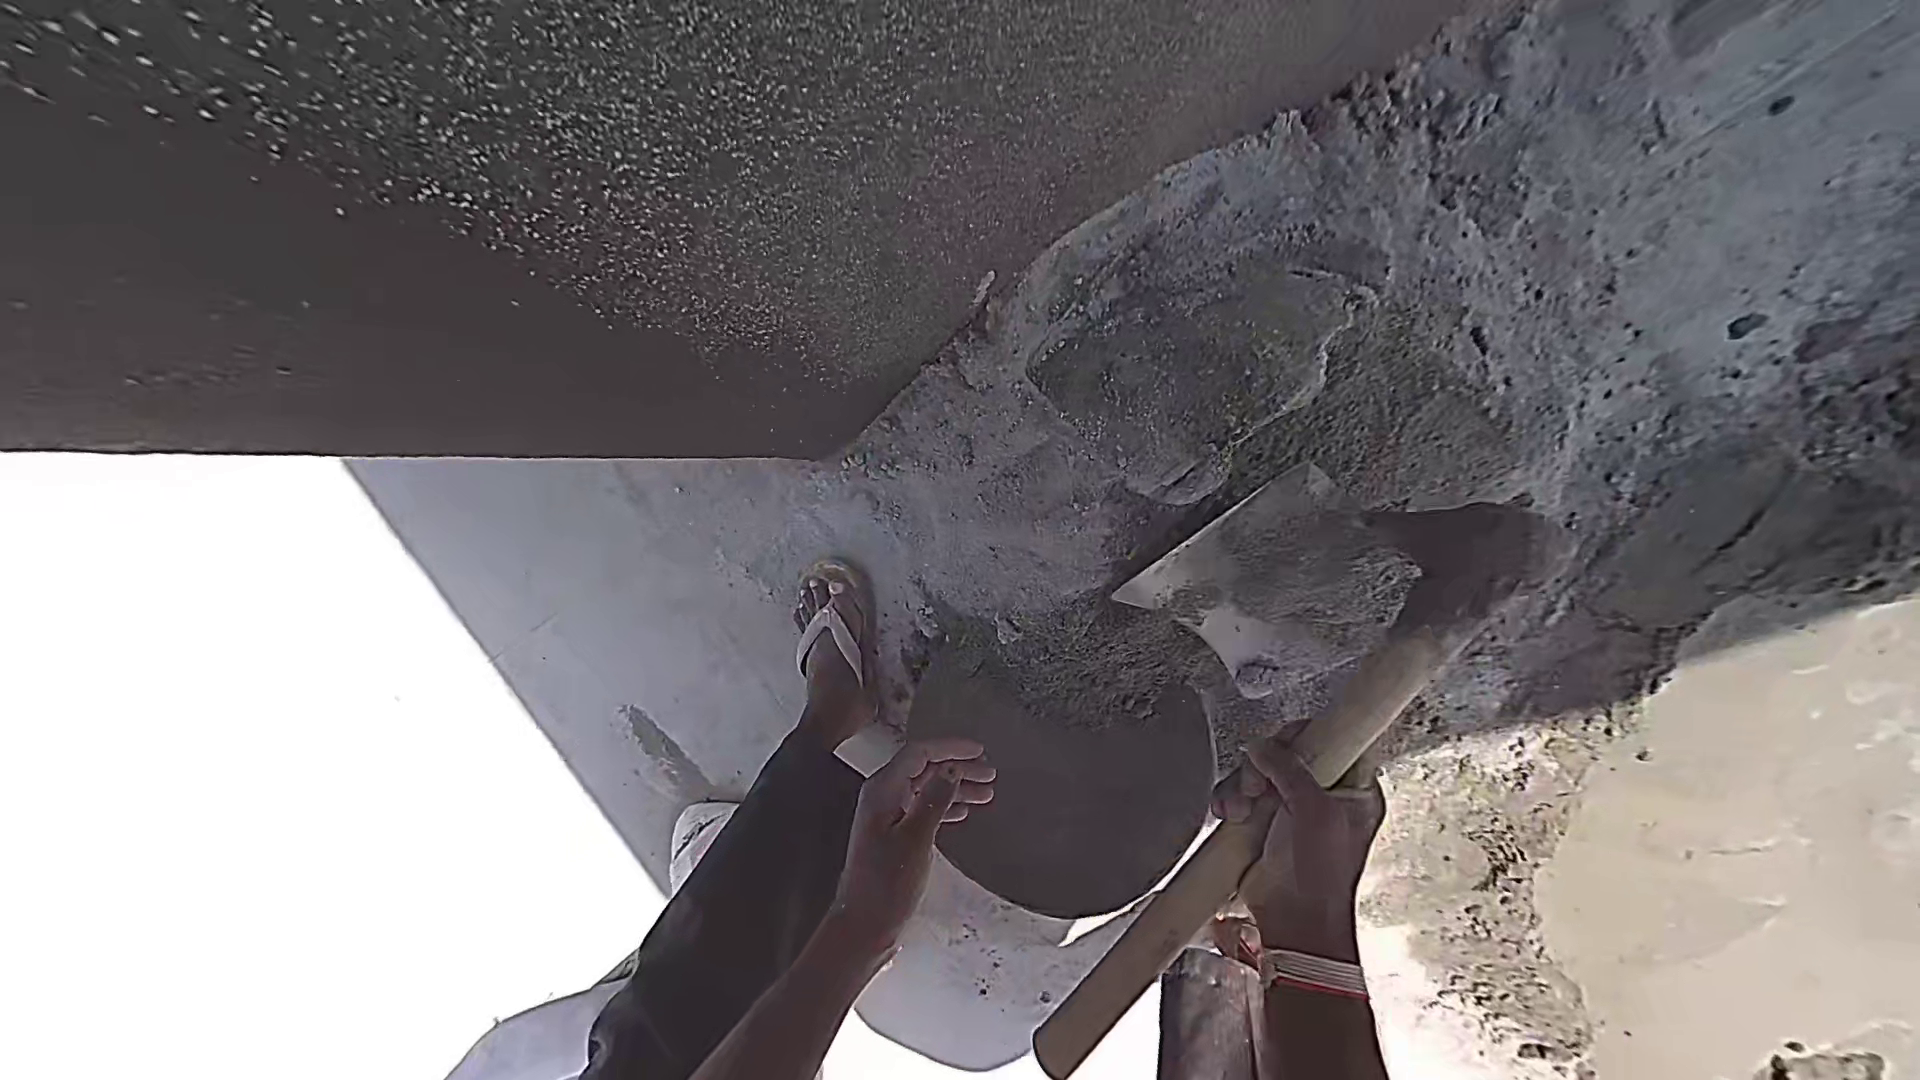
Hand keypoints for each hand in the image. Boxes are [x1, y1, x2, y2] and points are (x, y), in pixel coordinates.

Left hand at [831, 738, 994, 957]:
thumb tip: (953, 768)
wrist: (863, 926)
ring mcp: (888, 813)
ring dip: (956, 787)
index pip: (919, 753)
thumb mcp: (916, 839)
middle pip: (925, 768)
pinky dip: (946, 805)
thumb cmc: (887, 884)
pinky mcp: (894, 831)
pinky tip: (964, 810)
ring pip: (927, 787)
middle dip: (958, 767)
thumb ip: (934, 799)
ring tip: (986, 793)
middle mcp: (883, 794)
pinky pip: (924, 806)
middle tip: (990, 774)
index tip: (980, 752)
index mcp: (883, 789)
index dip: (951, 748)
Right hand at [1211, 742, 1383, 959]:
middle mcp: (1321, 792)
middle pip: (1284, 751)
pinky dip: (1230, 798)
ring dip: (1241, 786)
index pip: (1330, 738)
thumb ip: (1290, 768)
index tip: (1284, 749)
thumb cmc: (1319, 874)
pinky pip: (1239, 789)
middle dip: (1262, 768)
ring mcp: (1290, 804)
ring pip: (1257, 768)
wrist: (1291, 918)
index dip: (1303, 738)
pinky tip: (1230, 814)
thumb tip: (1263, 746)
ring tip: (1242, 811)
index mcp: (1352, 788)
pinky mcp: (1262, 816)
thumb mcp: (1315, 811)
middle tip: (1258, 788)